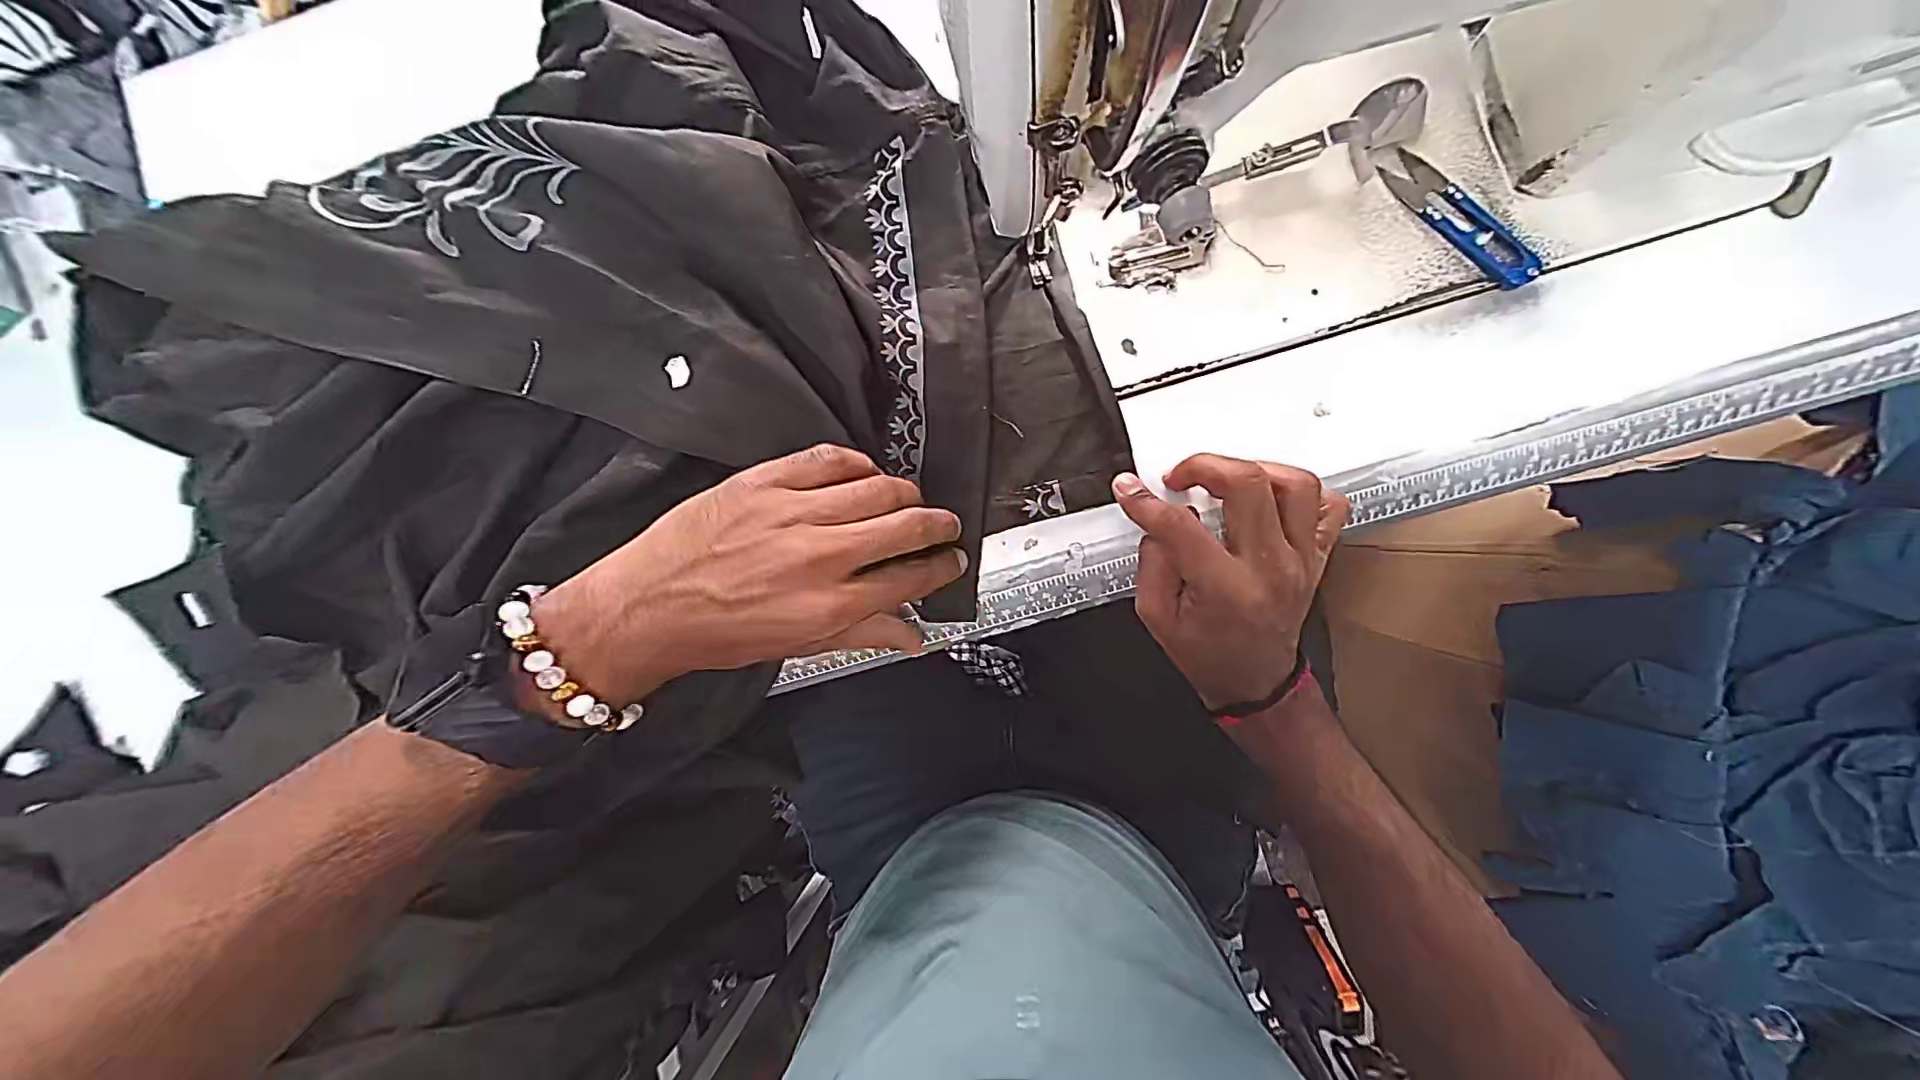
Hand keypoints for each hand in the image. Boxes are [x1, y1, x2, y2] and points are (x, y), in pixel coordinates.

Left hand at [532, 444, 965, 703]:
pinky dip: (858, 464)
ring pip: (878, 487)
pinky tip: (864, 473)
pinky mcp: (765, 481)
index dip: (942, 567)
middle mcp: (819, 555)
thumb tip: (911, 636)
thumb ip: (864, 634)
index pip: (911, 577)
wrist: (647, 606)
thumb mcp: (799, 646)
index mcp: (830, 603)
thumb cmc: (717, 632)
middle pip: (906, 526)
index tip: (951, 560)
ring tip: (908, 500)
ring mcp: (793, 512)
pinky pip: (830, 459)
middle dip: (938, 525)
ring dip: (906, 494)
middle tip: (943, 525)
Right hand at [1113, 454, 1348, 712]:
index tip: (1130, 489)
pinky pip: (1328, 505)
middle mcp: (1268, 568)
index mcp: (1224, 588)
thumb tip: (1157, 520)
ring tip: (1223, 480)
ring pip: (1293, 483)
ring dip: (1252, 469)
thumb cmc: (1208, 654)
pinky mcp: (1316, 557)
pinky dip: (1299, 491)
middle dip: (1203, 465)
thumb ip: (1152, 562)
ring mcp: (1299, 559)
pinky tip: (1269, 497)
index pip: (1179, 525)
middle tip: (1180, 477)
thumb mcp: (1156, 615)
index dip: (1146, 501)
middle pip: (1247, 484)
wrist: (1253, 681)